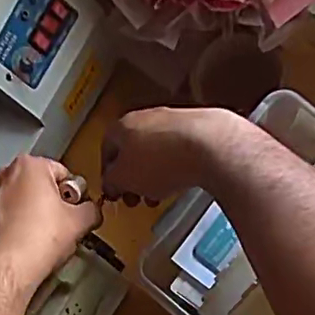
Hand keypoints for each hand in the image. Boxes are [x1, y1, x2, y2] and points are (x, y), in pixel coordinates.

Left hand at [0, 155, 100, 293]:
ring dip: (26, 206)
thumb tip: (92, 211)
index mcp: (32, 165)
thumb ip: (92, 210)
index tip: (78, 209)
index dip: (74, 194)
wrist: (9, 267)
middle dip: (50, 200)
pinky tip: (4, 219)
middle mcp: (7, 174)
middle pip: (38, 182)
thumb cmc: (38, 240)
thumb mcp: (80, 222)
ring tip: (39, 230)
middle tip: (62, 223)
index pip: (63, 174)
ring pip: (15, 193)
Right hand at [100, 106, 250, 205]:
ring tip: (159, 195)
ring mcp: (172, 121)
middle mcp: (145, 117)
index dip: (108, 175)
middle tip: (136, 197)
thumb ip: (111, 182)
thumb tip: (111, 183)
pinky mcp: (195, 129)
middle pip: (132, 151)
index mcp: (122, 125)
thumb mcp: (123, 180)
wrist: (208, 146)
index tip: (114, 191)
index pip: (106, 151)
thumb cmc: (161, 160)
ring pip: (155, 153)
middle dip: (133, 179)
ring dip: (153, 176)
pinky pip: (177, 152)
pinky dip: (175, 168)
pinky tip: (180, 181)